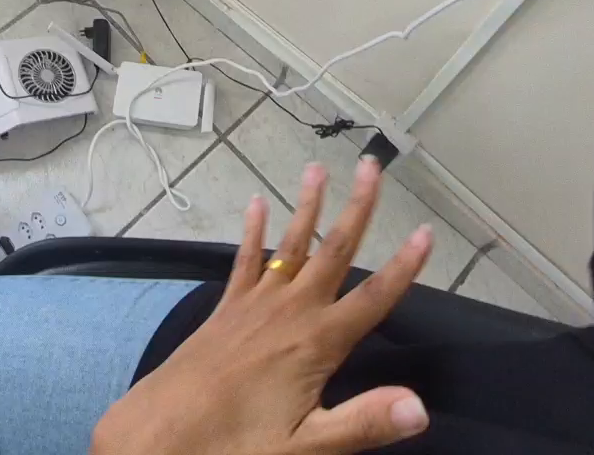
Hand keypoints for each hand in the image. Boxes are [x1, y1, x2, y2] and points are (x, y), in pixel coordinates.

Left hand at [91, 158, 434, 454]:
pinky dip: (253, 230)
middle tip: (371, 166)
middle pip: (334, 250)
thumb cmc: (240, 441)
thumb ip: (363, 422)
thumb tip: (421, 406)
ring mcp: (258, 300)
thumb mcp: (308, 447)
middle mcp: (292, 308)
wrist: (167, 429)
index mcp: (318, 341)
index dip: (404, 268)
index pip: (373, 299)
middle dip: (357, 208)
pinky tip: (256, 203)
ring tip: (317, 168)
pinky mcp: (229, 303)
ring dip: (307, 205)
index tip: (426, 231)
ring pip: (291, 243)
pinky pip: (246, 259)